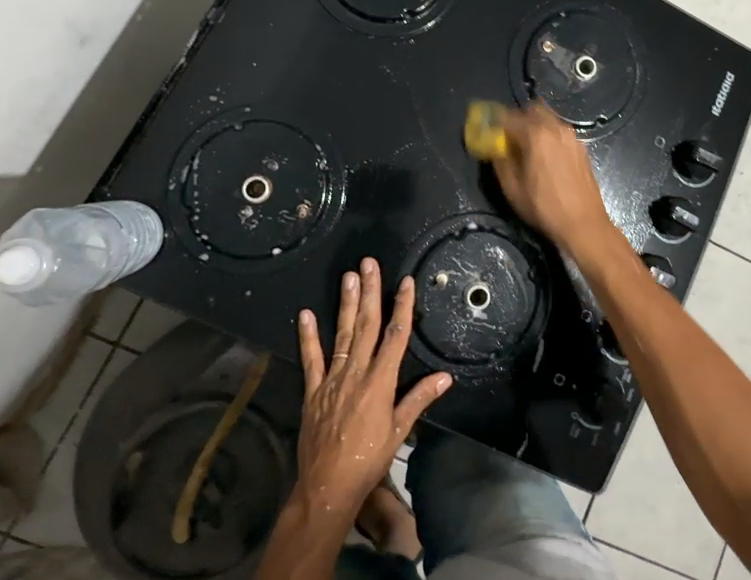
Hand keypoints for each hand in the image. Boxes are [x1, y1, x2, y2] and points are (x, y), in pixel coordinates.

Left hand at [293, 258, 451, 517]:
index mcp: (380, 382)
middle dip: (370, 293)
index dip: (402, 307)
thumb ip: (419, 399)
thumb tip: (445, 377)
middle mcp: (356, 373)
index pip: (395, 336)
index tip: (406, 282)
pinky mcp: (313, 391)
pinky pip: (310, 359)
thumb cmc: (369, 460)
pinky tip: (305, 314)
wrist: (328, 486)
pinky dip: (308, 337)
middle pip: (366, 326)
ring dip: (345, 304)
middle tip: (369, 264)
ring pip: (341, 335)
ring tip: (348, 276)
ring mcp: (332, 380)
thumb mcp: (399, 431)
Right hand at [491, 104, 615, 249]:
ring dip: (535, 124)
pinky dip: (549, 134)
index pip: (509, 117)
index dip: (496, 122)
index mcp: (536, 135)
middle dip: (518, 118)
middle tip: (509, 136)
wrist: (584, 223)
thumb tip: (495, 149)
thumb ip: (500, 163)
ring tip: (527, 146)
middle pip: (533, 109)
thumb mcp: (512, 189)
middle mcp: (556, 128)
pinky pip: (560, 130)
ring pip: (549, 118)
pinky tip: (545, 155)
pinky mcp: (581, 147)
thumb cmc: (544, 208)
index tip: (488, 130)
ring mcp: (572, 136)